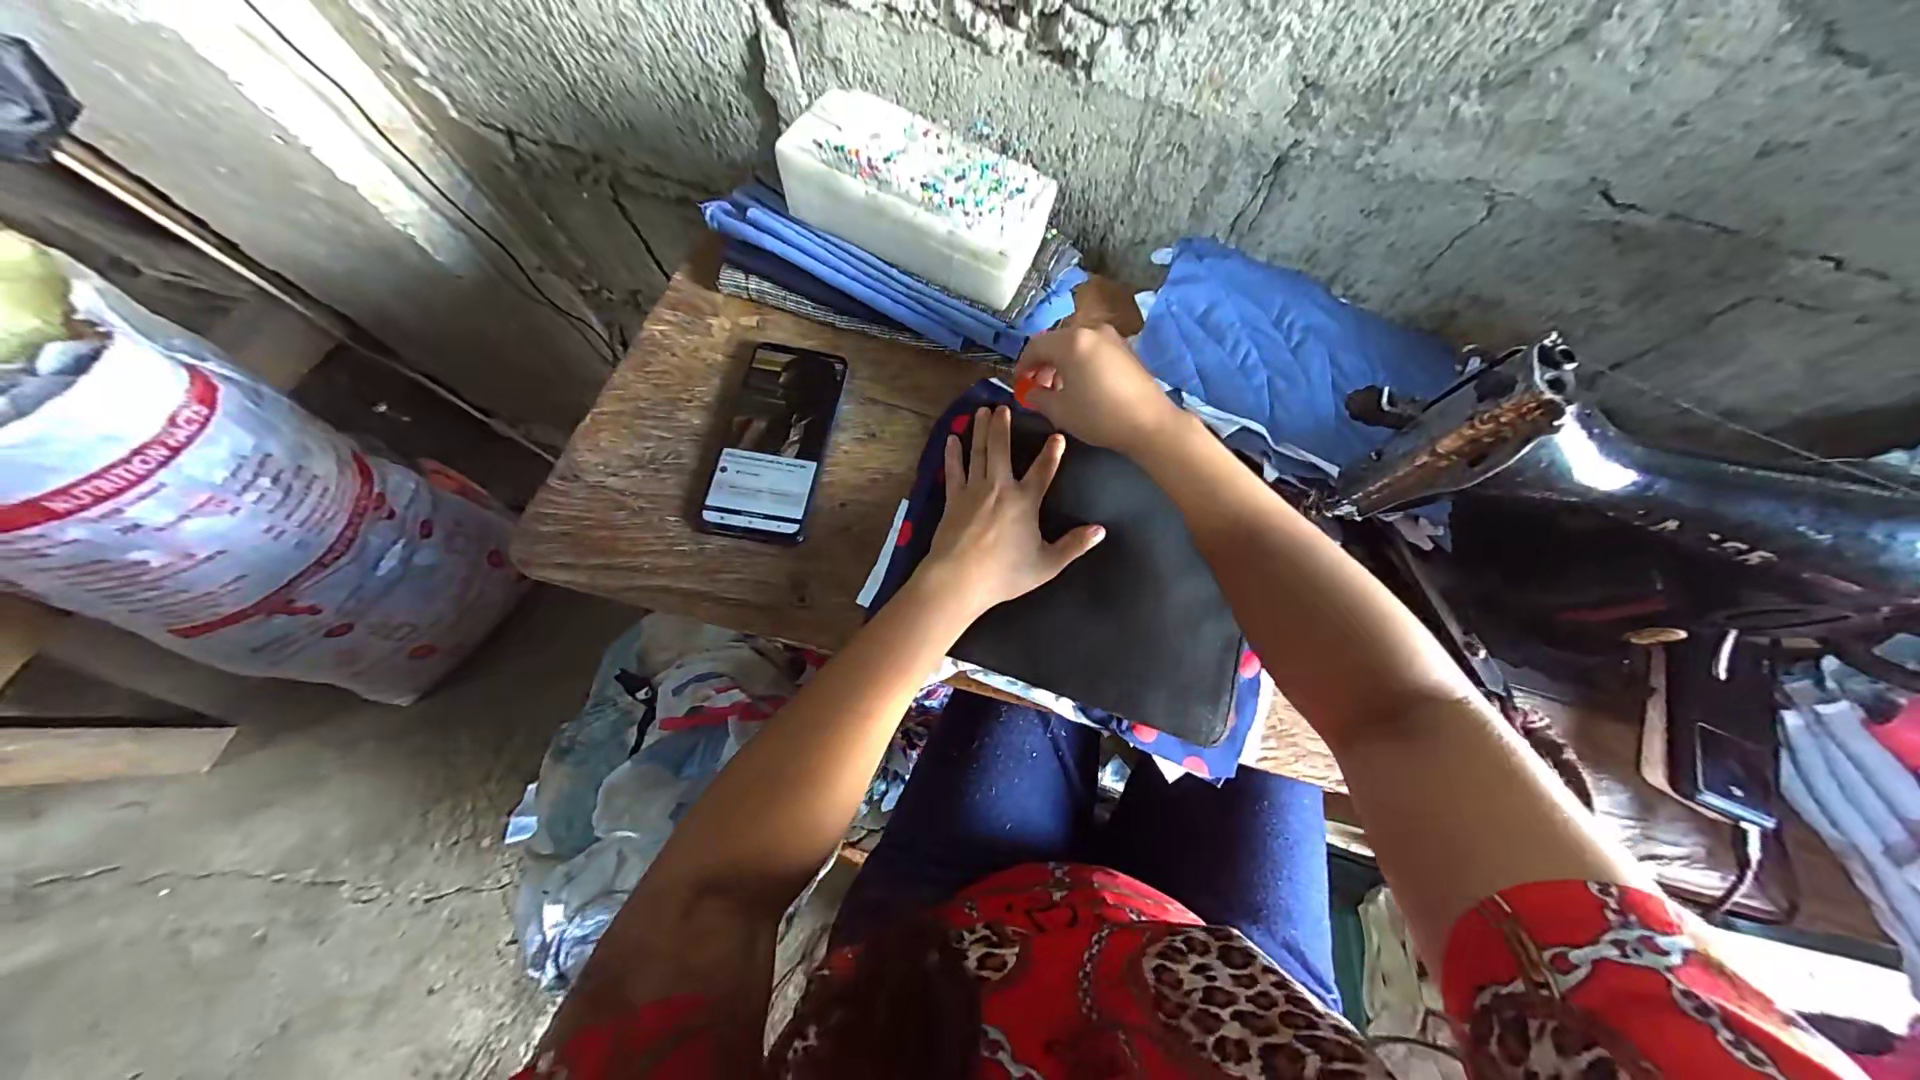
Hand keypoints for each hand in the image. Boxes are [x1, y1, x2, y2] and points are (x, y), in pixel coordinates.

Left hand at [917, 404, 1104, 617]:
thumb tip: (1100, 530)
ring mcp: (973, 491)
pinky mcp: (952, 499)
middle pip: (1001, 449)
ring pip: (977, 453)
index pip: (1043, 470)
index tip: (1057, 435)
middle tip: (1003, 406)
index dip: (1052, 452)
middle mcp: (999, 488)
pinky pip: (953, 470)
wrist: (959, 579)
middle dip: (1003, 426)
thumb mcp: (1047, 564)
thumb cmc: (1005, 574)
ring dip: (980, 430)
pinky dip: (953, 453)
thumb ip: (1074, 545)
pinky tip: (952, 439)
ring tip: (981, 412)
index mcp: (1025, 502)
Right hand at [1014, 325, 1184, 455]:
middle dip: (1043, 363)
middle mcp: (1091, 331)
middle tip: (1038, 387)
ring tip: (1059, 389)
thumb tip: (1030, 391)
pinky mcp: (1125, 349)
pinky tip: (1082, 385)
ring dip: (1061, 363)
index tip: (1019, 383)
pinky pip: (1093, 350)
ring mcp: (1112, 338)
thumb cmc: (1099, 416)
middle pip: (1056, 342)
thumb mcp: (1059, 411)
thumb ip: (1037, 397)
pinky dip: (1080, 362)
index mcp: (1070, 342)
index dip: (1022, 365)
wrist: (1149, 423)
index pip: (1035, 346)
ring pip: (1075, 345)